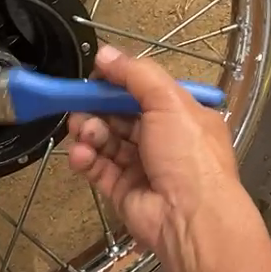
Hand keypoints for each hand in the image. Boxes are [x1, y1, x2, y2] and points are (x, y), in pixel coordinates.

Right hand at [65, 45, 243, 249]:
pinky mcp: (124, 191)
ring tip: (82, 130)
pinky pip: (99, 168)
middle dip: (98, 107)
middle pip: (122, 116)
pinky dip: (87, 158)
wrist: (191, 217)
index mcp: (184, 116)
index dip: (120, 83)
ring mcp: (144, 167)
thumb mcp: (169, 101)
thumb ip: (136, 74)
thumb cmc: (190, 155)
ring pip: (108, 141)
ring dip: (90, 131)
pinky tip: (81, 153)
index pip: (146, 92)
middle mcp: (165, 140)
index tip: (96, 75)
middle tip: (79, 103)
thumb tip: (105, 54)